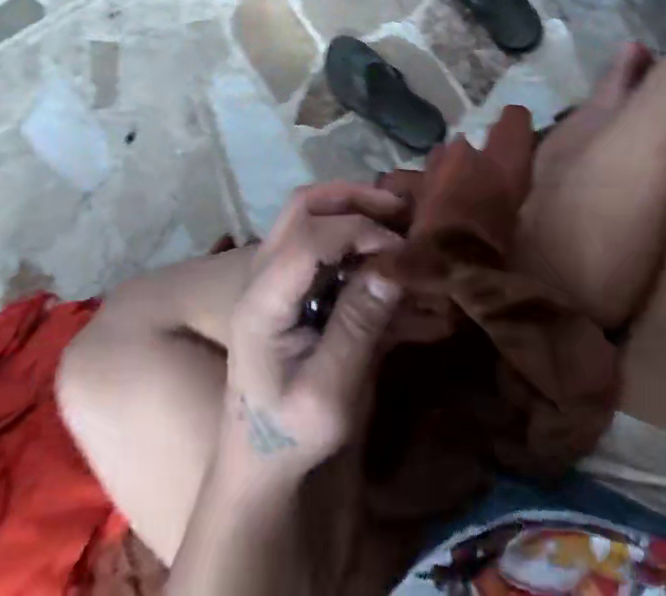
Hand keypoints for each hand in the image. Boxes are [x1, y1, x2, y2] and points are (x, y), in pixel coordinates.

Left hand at [220, 184, 406, 485]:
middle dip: (352, 199)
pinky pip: (322, 249)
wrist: (262, 466)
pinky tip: (391, 263)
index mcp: (262, 301)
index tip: (403, 251)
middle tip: (401, 210)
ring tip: (399, 224)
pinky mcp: (293, 293)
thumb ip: (357, 327)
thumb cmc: (291, 437)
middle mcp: (262, 277)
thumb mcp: (331, 394)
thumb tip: (392, 266)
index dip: (359, 231)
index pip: (308, 238)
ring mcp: (275, 281)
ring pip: (308, 219)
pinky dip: (355, 243)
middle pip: (301, 209)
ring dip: (353, 212)